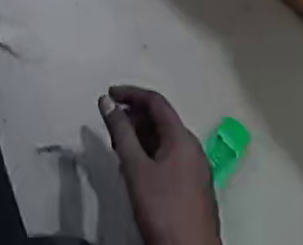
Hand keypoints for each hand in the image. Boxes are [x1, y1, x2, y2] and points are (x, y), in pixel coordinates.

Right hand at [100, 86, 220, 244]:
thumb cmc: (163, 210)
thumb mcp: (135, 168)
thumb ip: (120, 132)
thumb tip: (106, 102)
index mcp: (182, 138)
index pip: (155, 102)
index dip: (130, 94)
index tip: (108, 95)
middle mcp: (193, 148)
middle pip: (161, 119)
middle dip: (134, 117)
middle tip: (111, 126)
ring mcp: (196, 169)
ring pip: (165, 140)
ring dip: (140, 137)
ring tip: (119, 148)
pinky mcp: (194, 187)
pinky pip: (170, 157)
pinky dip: (150, 153)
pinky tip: (136, 169)